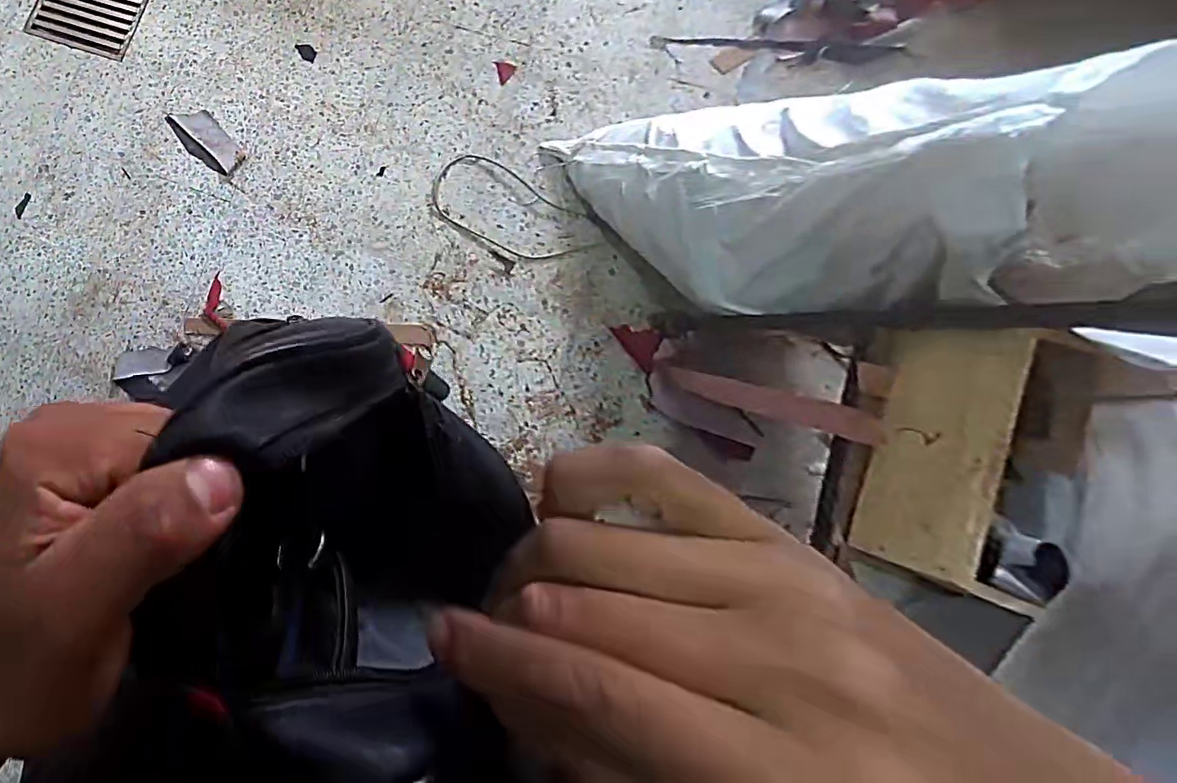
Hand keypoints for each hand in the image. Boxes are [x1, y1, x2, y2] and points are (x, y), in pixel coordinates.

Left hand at [0, 402, 241, 782]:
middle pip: (167, 436)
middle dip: (188, 495)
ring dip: (182, 505)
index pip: (162, 435)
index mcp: (51, 442)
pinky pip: (157, 469)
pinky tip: (158, 545)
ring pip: (168, 453)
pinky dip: (171, 507)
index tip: (191, 551)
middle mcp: (61, 425)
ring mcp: (72, 445)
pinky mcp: (87, 470)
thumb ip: (145, 532)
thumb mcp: (81, 607)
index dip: (192, 488)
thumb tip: (222, 472)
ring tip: (167, 559)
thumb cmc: (25, 665)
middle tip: (175, 563)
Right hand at [429, 443, 1130, 782]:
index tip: (440, 639)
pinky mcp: (775, 531)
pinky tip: (557, 504)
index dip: (497, 660)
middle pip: (579, 604)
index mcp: (784, 765)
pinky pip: (648, 472)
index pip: (594, 685)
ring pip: (590, 537)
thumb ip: (613, 763)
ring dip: (530, 560)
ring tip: (521, 587)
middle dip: (505, 613)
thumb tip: (512, 691)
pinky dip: (582, 477)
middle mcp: (777, 650)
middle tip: (486, 629)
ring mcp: (776, 572)